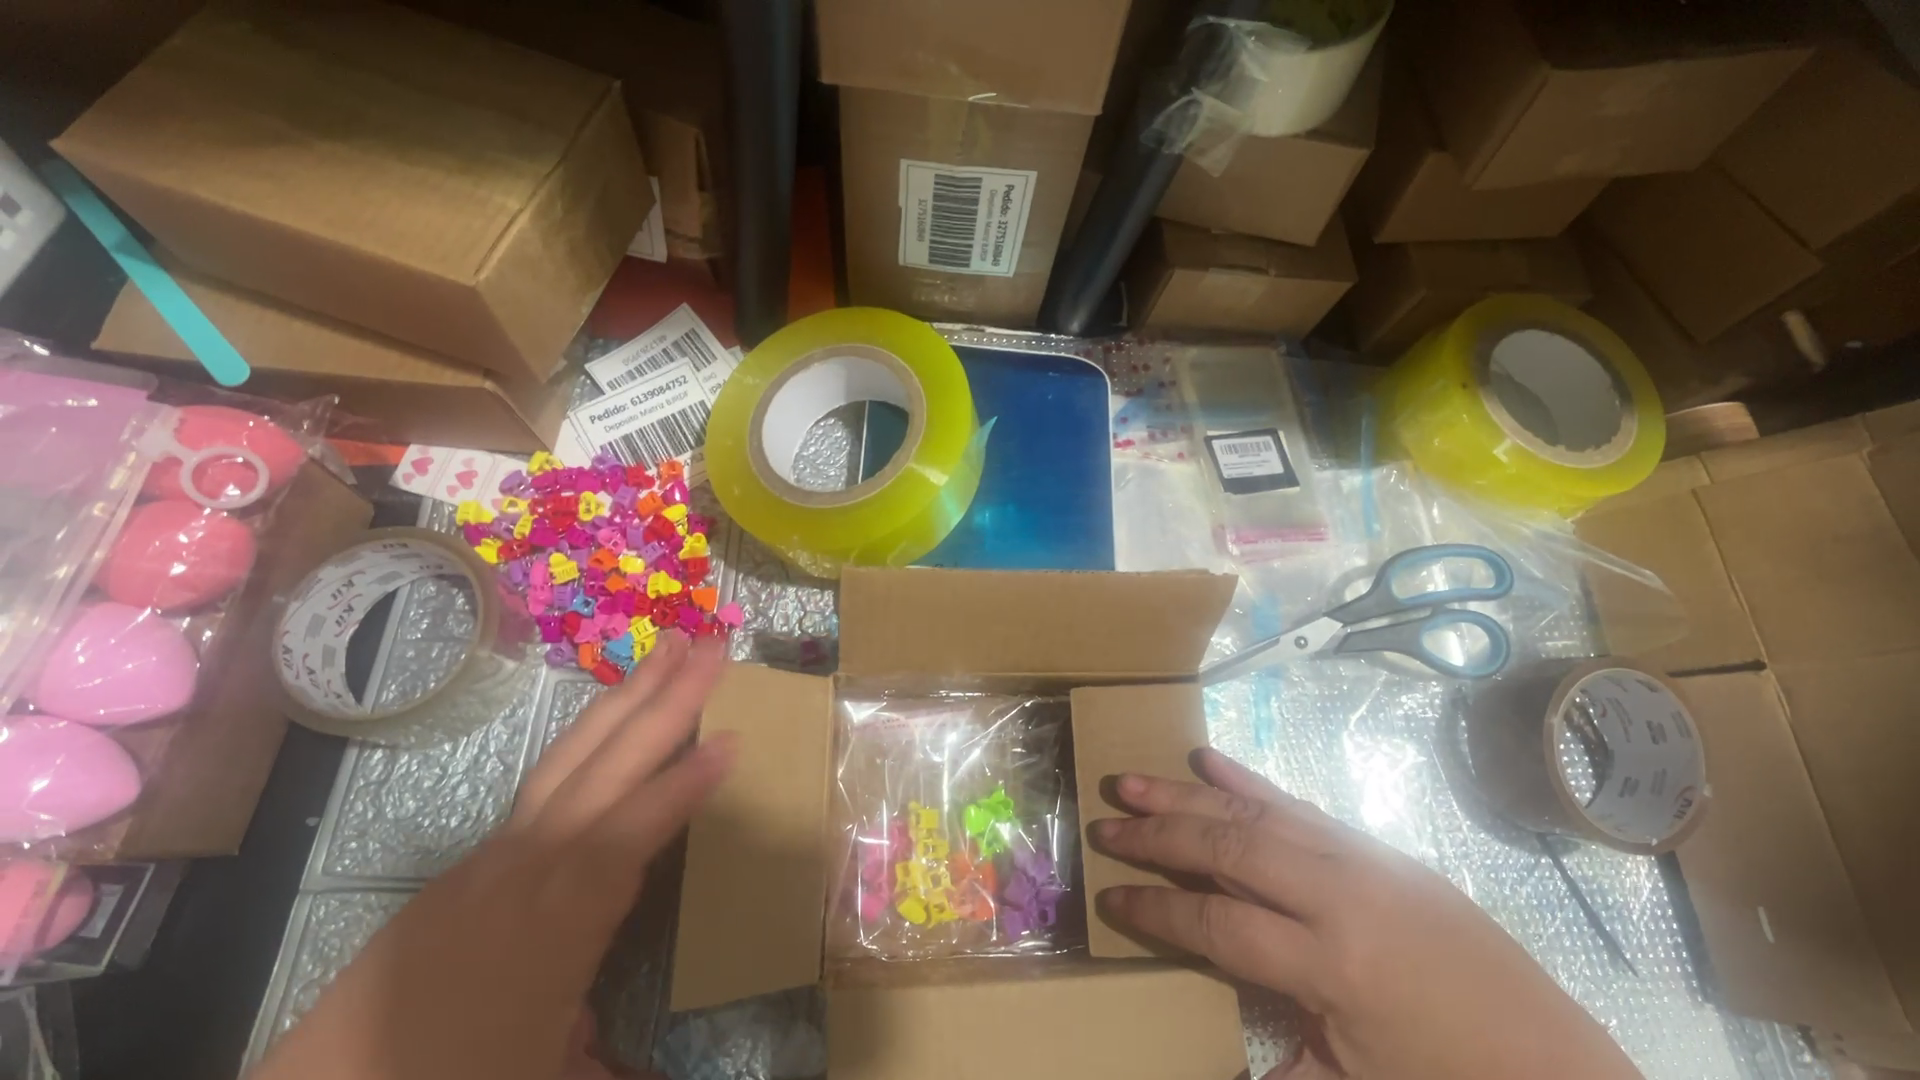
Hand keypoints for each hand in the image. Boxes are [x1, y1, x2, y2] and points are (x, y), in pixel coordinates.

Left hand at [255, 634, 734, 1079]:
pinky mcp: (476, 861)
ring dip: (627, 698)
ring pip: (571, 755)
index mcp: (561, 915)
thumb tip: (663, 1072)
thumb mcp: (553, 1076)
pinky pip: (546, 779)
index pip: (635, 829)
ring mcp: (498, 853)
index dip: (686, 786)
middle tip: (713, 644)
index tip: (734, 740)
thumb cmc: (457, 1075)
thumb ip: (619, 1064)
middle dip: (665, 698)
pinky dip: (591, 736)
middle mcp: (531, 863)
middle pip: (607, 761)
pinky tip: (611, 729)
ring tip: (669, 650)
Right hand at [1090, 749, 1641, 1079]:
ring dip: (1190, 793)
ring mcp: (1364, 862)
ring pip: (1258, 812)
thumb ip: (1271, 1065)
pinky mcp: (1382, 850)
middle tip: (1105, 826)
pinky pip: (1303, 805)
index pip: (1216, 922)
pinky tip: (1211, 756)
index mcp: (1331, 966)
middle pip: (1227, 848)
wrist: (1559, 1072)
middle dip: (1159, 836)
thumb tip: (1207, 1056)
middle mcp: (1341, 897)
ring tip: (1135, 780)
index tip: (1108, 898)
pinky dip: (1251, 779)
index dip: (1156, 911)